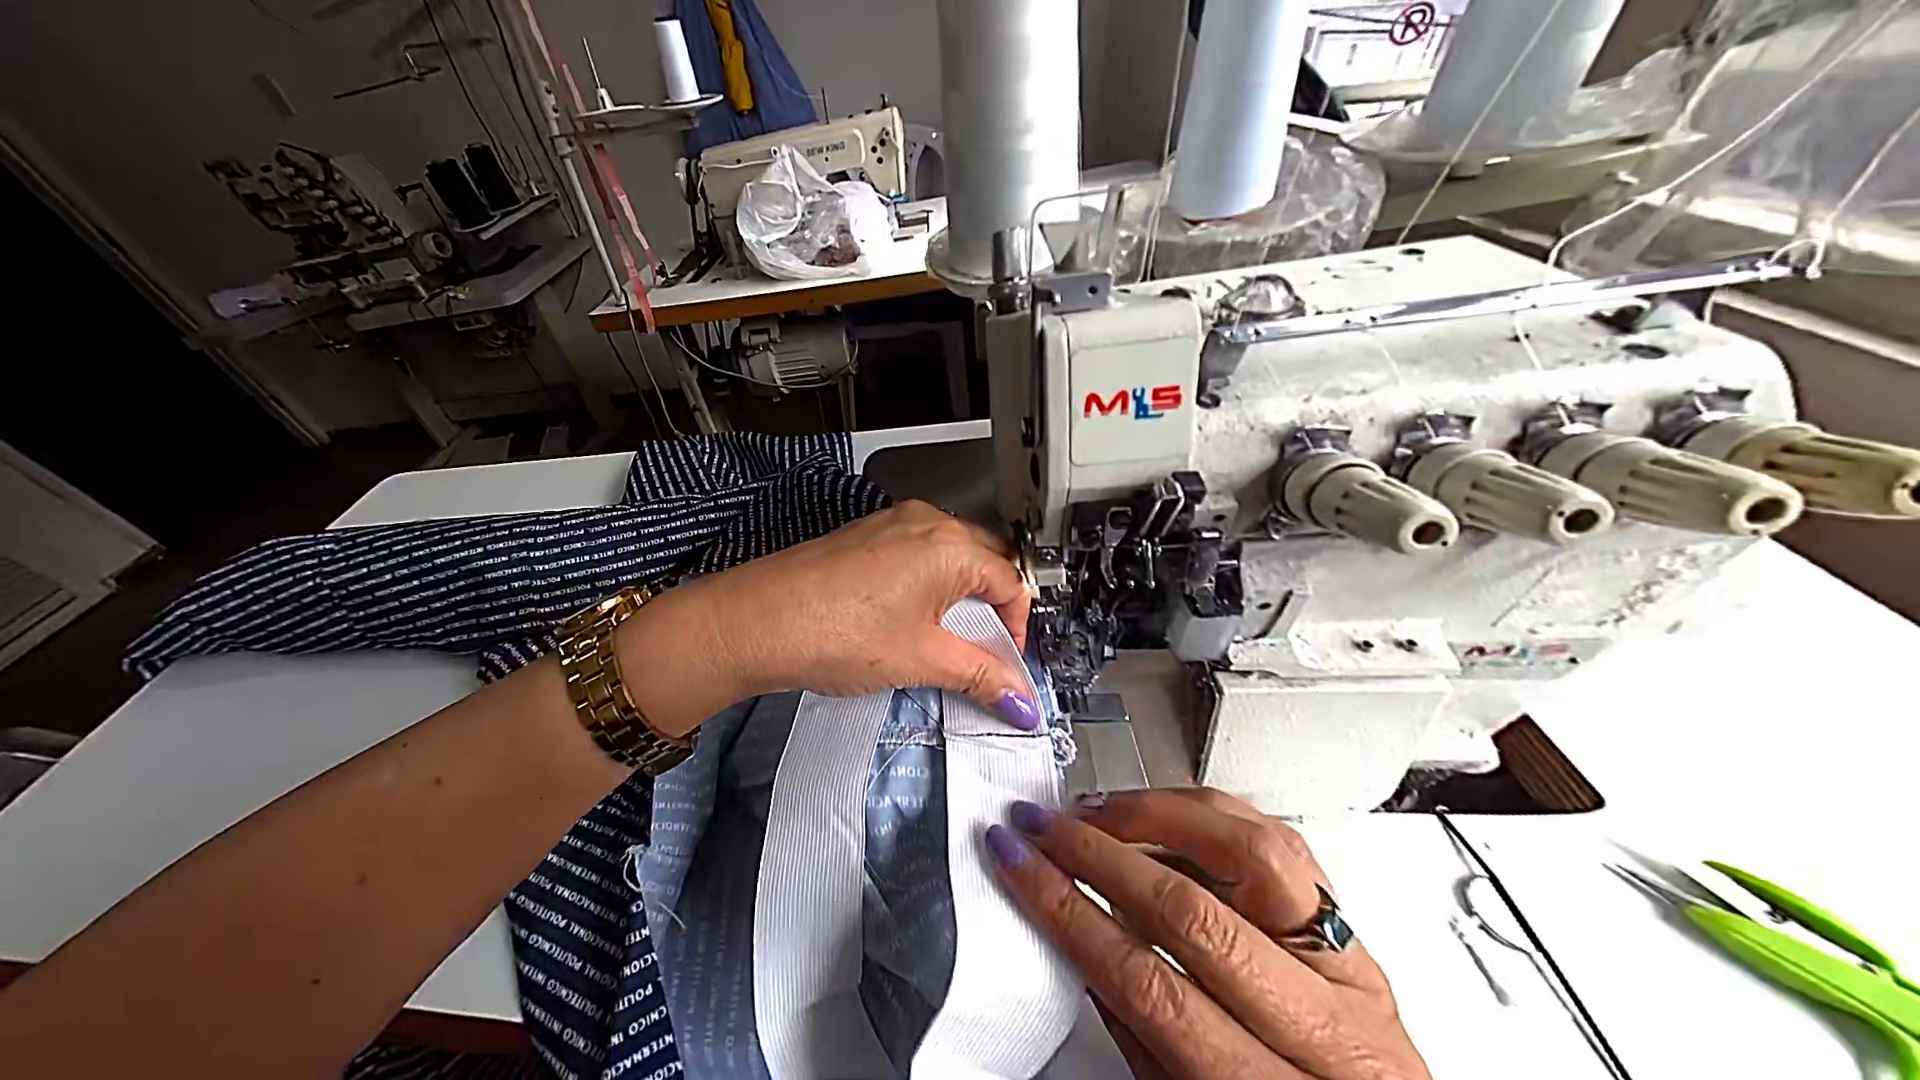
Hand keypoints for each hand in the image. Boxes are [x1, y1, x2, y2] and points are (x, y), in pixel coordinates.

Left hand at [616, 501, 1037, 735]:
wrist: (754, 622)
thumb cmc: (832, 631)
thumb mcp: (922, 660)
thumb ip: (981, 676)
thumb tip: (1017, 697)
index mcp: (949, 545)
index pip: (1012, 583)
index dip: (1017, 627)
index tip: (1007, 661)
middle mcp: (925, 522)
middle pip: (987, 561)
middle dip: (995, 606)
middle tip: (985, 649)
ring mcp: (893, 523)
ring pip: (953, 555)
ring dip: (962, 594)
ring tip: (945, 638)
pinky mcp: (868, 535)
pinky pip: (919, 553)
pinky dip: (931, 583)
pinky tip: (911, 618)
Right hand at [986, 789, 1430, 1079]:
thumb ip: (1134, 1024)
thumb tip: (1073, 932)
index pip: (1147, 982)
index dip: (1068, 912)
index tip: (1021, 866)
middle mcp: (1321, 1023)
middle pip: (1191, 910)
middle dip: (1096, 854)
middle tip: (1043, 826)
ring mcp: (1347, 962)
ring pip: (1250, 852)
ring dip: (1157, 815)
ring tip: (1097, 808)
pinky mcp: (1350, 922)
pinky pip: (1278, 838)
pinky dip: (1208, 811)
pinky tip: (1161, 807)